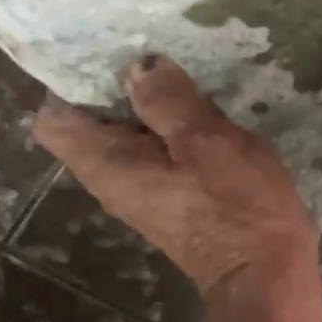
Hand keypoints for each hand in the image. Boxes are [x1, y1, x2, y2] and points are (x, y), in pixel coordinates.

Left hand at [32, 55, 318, 298]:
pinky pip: (162, 150)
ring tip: (198, 79)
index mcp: (108, 164)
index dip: (77, 83)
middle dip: (126, 88)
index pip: (56, 117)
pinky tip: (216, 115)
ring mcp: (146, 189)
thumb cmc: (236, 203)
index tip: (119, 54)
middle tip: (170, 56)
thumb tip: (139, 66)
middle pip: (96, 123)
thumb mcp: (207, 142)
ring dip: (159, 107)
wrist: (266, 267)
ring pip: (134, 135)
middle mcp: (114, 178)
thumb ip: (170, 102)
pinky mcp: (177, 195)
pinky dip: (180, 128)